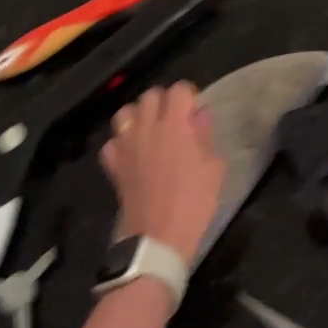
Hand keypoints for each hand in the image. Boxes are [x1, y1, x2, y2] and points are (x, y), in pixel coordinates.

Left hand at [101, 83, 225, 260]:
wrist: (159, 237)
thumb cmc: (194, 202)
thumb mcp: (214, 168)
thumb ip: (205, 135)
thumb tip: (199, 114)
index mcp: (175, 123)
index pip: (179, 89)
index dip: (190, 96)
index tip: (196, 112)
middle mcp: (146, 126)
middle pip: (151, 95)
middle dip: (164, 102)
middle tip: (176, 122)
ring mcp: (126, 144)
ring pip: (125, 112)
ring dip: (139, 117)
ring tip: (151, 132)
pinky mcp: (113, 163)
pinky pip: (113, 142)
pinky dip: (122, 144)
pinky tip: (133, 155)